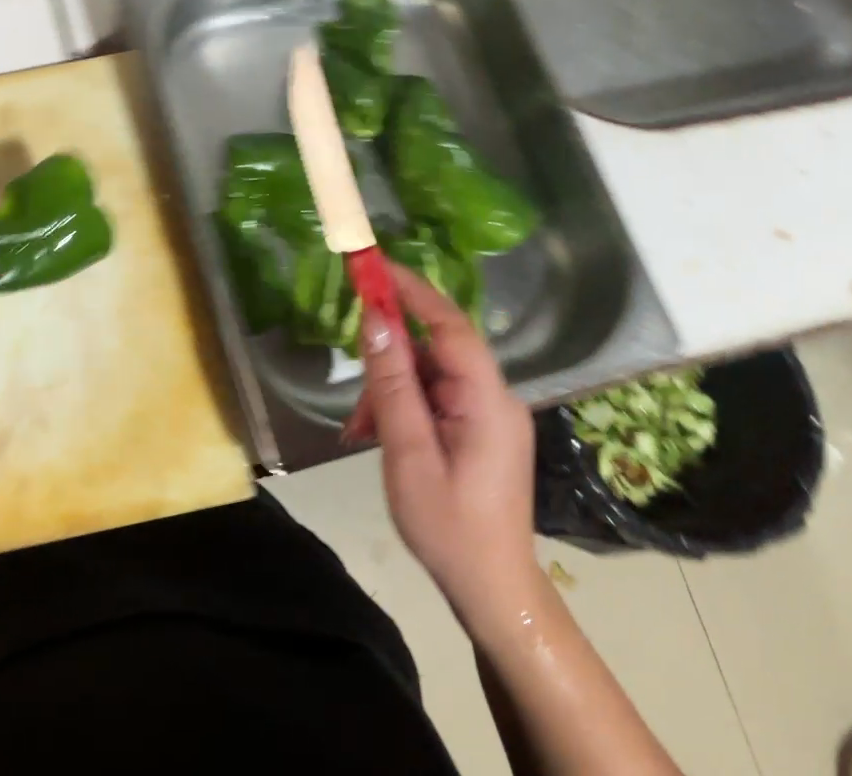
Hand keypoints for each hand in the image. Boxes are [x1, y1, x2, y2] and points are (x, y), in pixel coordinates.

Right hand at [347, 266, 539, 615]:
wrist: (490, 586)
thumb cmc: (448, 525)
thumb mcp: (408, 453)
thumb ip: (392, 385)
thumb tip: (375, 322)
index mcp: (487, 399)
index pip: (449, 324)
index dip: (411, 290)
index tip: (372, 266)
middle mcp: (495, 397)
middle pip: (436, 350)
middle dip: (389, 361)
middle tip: (356, 396)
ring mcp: (490, 415)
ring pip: (431, 377)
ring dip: (391, 392)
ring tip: (363, 431)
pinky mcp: (480, 431)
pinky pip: (436, 400)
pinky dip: (403, 409)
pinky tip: (377, 436)